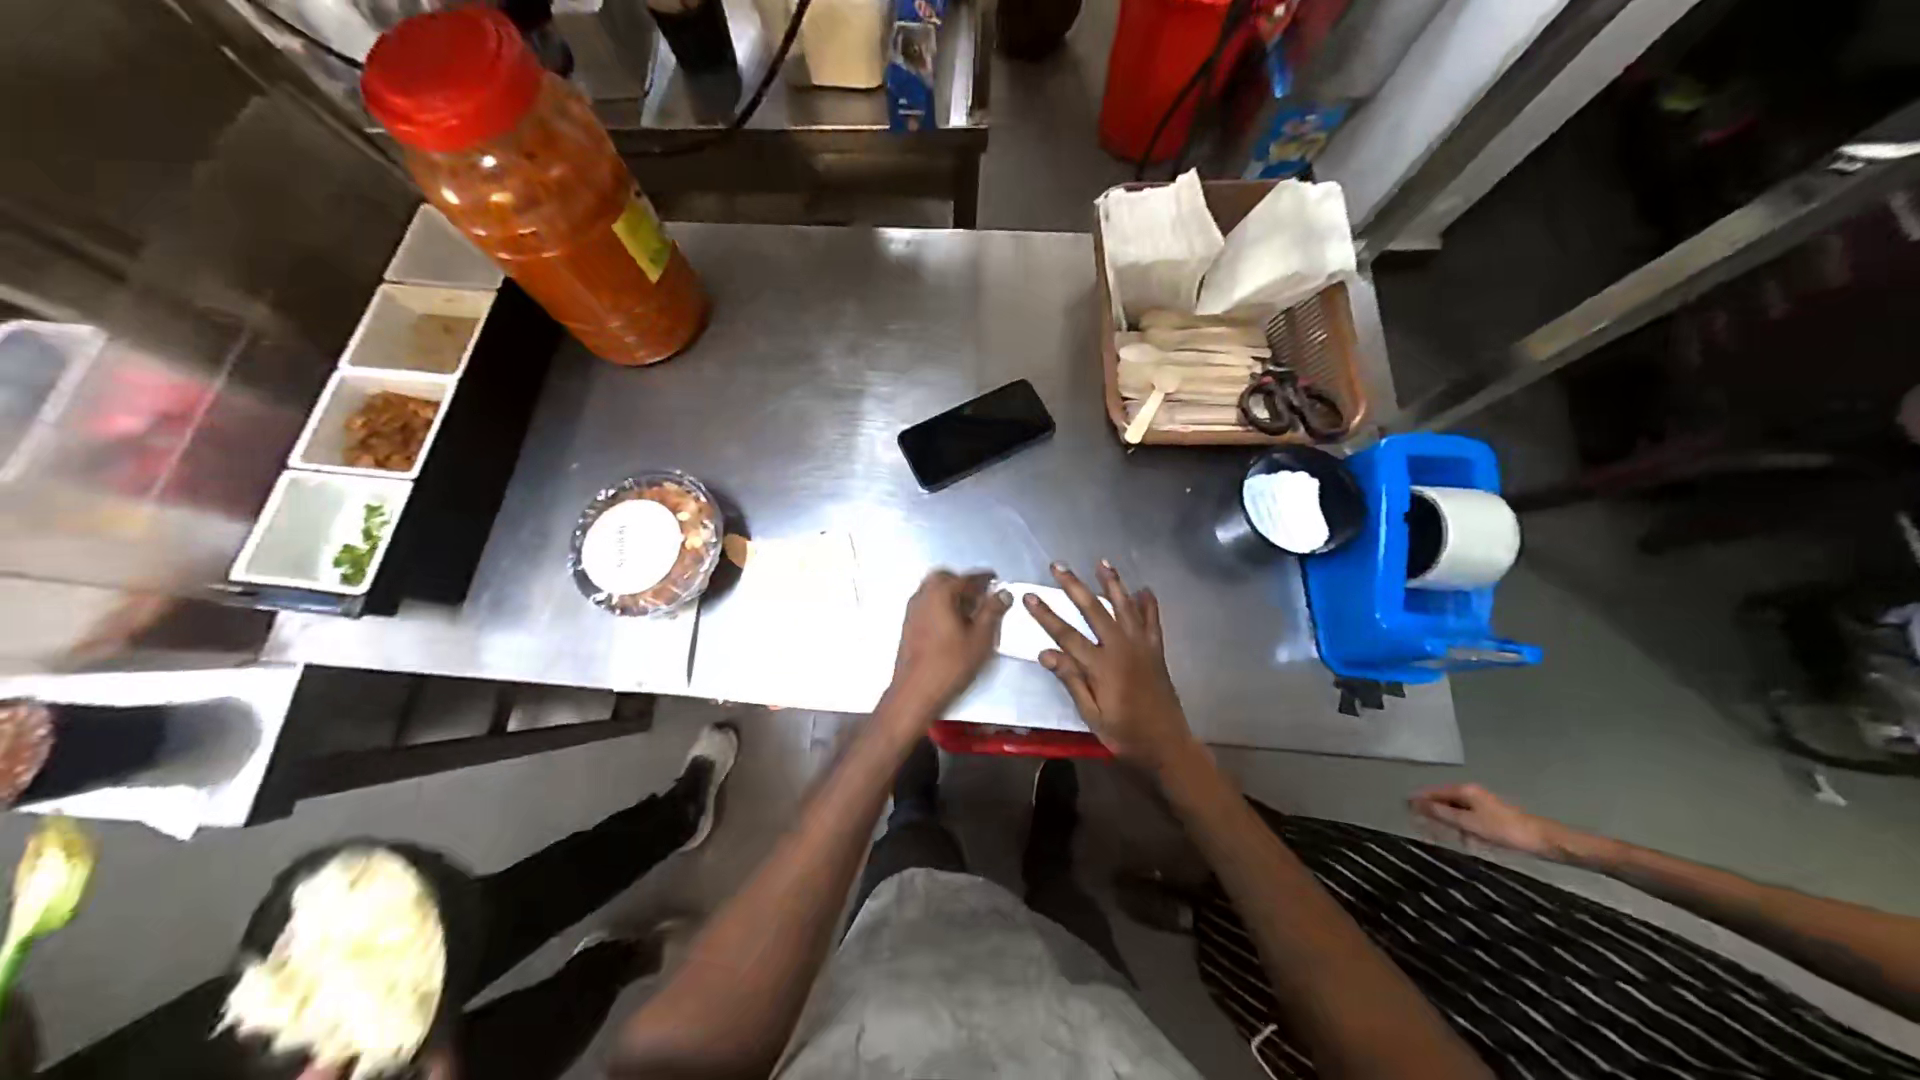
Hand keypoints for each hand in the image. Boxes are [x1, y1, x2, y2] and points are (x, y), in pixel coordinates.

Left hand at [887, 570, 1011, 720]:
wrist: (915, 692)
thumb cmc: (950, 664)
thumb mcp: (981, 638)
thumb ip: (993, 611)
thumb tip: (1002, 594)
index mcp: (941, 592)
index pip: (967, 577)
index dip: (984, 578)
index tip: (996, 580)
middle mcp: (923, 595)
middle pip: (945, 577)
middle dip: (964, 582)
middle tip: (982, 596)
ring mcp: (912, 610)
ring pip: (933, 590)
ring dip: (951, 593)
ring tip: (970, 611)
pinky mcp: (908, 625)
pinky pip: (927, 603)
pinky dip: (941, 605)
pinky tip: (953, 624)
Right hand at [1026, 561, 1196, 770]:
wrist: (1168, 745)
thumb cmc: (1125, 734)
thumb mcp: (1091, 715)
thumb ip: (1072, 681)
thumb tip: (1046, 653)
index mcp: (1102, 666)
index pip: (1067, 634)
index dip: (1047, 615)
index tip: (1030, 596)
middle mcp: (1122, 648)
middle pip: (1094, 610)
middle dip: (1074, 586)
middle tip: (1059, 566)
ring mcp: (1142, 646)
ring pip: (1125, 606)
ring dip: (1113, 583)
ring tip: (1103, 563)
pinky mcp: (1156, 650)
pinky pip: (1152, 620)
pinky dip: (1148, 604)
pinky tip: (1144, 589)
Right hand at [1409, 784, 1583, 860]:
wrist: (1543, 840)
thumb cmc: (1503, 830)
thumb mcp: (1469, 823)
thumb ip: (1441, 813)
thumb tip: (1415, 802)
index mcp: (1464, 790)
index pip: (1433, 792)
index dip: (1418, 800)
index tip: (1404, 810)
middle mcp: (1471, 792)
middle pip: (1443, 800)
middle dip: (1432, 812)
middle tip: (1421, 828)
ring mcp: (1482, 803)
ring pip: (1454, 810)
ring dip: (1446, 822)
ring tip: (1440, 836)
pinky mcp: (1490, 815)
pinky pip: (1466, 817)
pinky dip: (1460, 826)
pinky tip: (1462, 839)